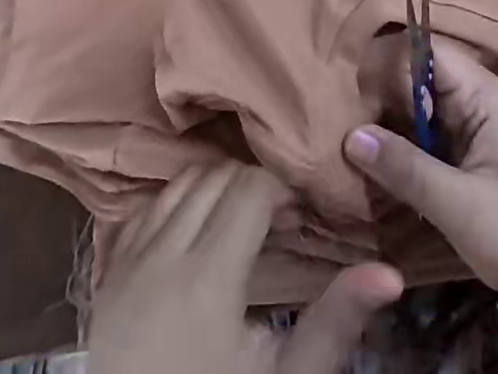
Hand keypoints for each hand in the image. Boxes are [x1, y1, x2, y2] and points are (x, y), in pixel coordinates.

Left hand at [88, 161, 403, 373]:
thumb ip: (336, 321)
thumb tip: (391, 274)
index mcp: (207, 277)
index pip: (250, 188)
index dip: (282, 190)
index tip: (300, 214)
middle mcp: (161, 254)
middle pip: (216, 177)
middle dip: (253, 185)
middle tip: (279, 218)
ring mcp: (126, 262)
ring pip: (179, 184)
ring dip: (216, 188)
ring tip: (242, 220)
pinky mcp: (106, 274)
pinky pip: (144, 208)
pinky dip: (176, 202)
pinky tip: (196, 230)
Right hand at [343, 41, 497, 309]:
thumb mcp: (461, 206)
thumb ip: (406, 169)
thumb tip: (350, 135)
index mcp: (478, 93)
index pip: (422, 51)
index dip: (383, 59)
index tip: (341, 83)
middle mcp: (468, 97)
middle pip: (410, 75)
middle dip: (374, 91)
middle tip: (329, 116)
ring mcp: (462, 123)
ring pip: (409, 105)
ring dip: (378, 118)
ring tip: (333, 132)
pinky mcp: (456, 150)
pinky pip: (415, 133)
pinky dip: (391, 142)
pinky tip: (360, 157)